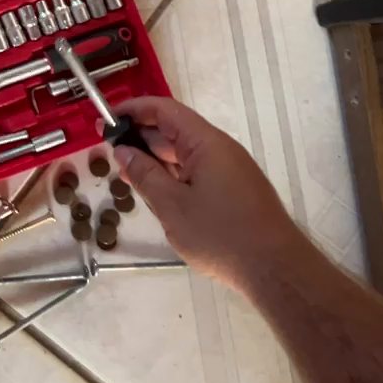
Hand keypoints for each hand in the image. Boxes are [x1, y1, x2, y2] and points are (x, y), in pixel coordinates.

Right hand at [111, 97, 310, 290]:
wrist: (277, 272)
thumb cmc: (221, 235)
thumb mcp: (172, 206)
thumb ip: (144, 174)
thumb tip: (122, 150)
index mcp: (206, 143)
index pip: (165, 110)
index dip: (133, 109)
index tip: (105, 120)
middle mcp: (219, 149)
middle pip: (174, 129)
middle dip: (140, 136)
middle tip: (108, 150)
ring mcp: (229, 170)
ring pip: (183, 153)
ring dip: (154, 159)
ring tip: (126, 173)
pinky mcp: (233, 190)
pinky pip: (195, 171)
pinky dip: (171, 175)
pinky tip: (156, 192)